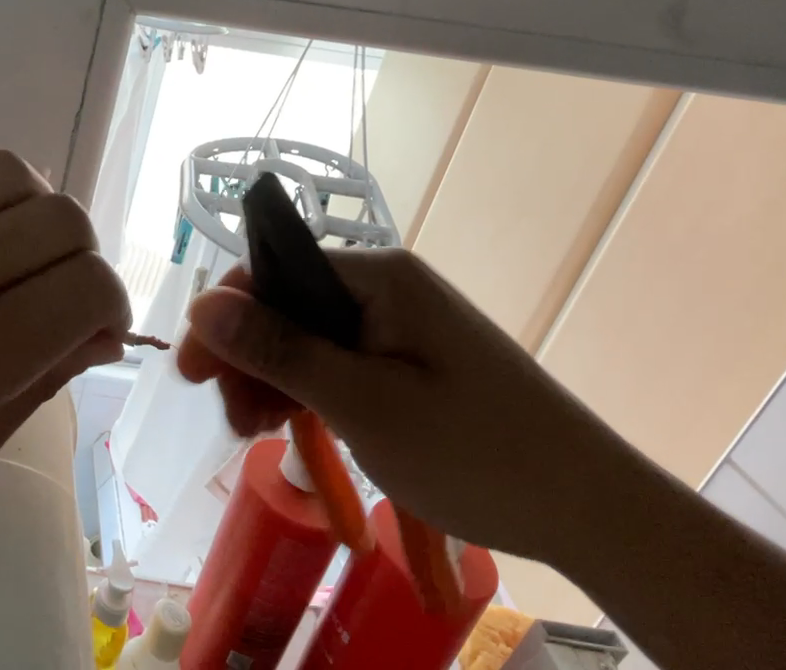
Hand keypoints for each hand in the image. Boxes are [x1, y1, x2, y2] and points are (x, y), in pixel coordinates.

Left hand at [0, 151, 128, 527]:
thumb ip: (40, 384)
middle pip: (65, 220)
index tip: (93, 328)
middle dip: (83, 259)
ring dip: (35, 211)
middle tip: (54, 293)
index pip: (91, 287)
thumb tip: (99, 334)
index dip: (112, 306)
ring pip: (15, 173)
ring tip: (13, 249)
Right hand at [177, 248, 644, 562]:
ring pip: (308, 338)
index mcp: (378, 277)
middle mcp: (386, 287)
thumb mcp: (361, 403)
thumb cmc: (475, 453)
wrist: (594, 512)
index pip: (272, 273)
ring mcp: (400, 324)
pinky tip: (292, 425)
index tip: (191, 375)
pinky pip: (339, 361)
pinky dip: (308, 391)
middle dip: (246, 357)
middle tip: (232, 421)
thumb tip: (199, 303)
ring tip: (256, 432)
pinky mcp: (410, 360)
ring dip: (272, 379)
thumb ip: (277, 349)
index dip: (224, 320)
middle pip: (286, 306)